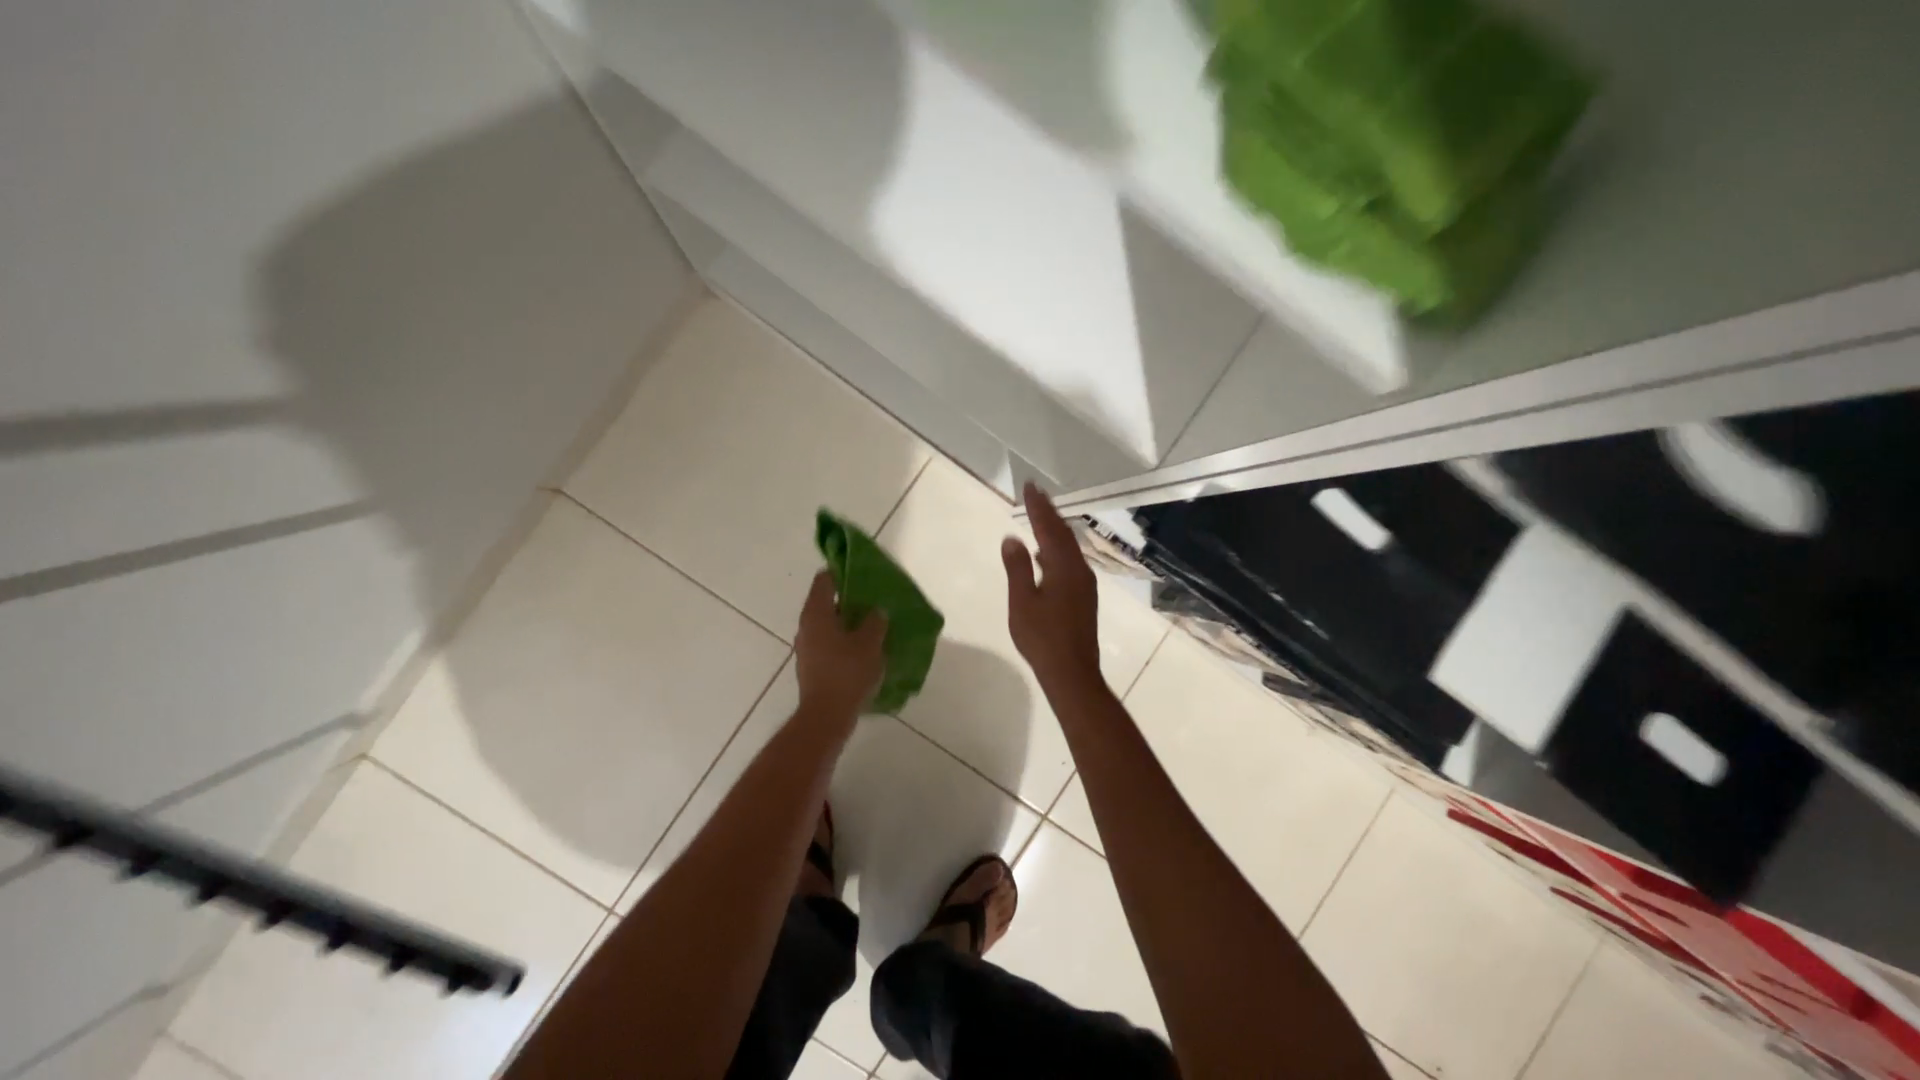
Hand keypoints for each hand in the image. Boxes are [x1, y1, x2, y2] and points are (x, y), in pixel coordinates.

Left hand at [794, 569, 888, 722]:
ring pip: (829, 626)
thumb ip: (874, 621)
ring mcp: (807, 648)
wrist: (826, 716)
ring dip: (849, 624)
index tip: (863, 575)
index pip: (825, 579)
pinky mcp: (812, 666)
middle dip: (851, 600)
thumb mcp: (869, 643)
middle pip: (827, 602)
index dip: (843, 573)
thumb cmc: (846, 673)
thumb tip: (876, 612)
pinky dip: (845, 643)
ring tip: (874, 627)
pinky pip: (830, 645)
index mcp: (816, 613)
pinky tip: (865, 652)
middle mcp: (806, 626)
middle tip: (875, 602)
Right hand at [1002, 483, 1102, 693]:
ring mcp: (1084, 584)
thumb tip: (1012, 539)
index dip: (1038, 507)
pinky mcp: (1083, 597)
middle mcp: (1079, 570)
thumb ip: (1017, 568)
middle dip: (1048, 513)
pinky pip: (1070, 561)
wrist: (1072, 672)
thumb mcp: (1022, 602)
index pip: (1049, 528)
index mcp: (1064, 567)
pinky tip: (1045, 556)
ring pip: (1069, 548)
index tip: (1029, 486)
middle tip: (1035, 493)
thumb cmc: (1042, 637)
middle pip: (1063, 534)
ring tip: (1040, 517)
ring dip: (1053, 530)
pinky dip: (1056, 549)